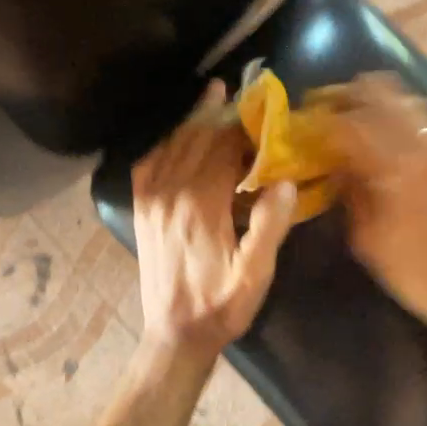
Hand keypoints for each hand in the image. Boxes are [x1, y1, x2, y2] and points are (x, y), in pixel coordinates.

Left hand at [133, 80, 295, 357]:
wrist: (174, 337)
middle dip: (219, 114)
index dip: (244, 128)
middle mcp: (170, 195)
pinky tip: (176, 138)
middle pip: (196, 141)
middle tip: (238, 89)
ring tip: (210, 94)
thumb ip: (269, 228)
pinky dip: (165, 145)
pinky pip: (149, 165)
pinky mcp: (142, 213)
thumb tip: (284, 182)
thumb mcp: (254, 277)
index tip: (264, 111)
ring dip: (192, 121)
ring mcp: (151, 203)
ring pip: (171, 147)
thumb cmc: (221, 309)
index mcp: (200, 207)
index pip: (223, 151)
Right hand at [333, 73, 426, 333]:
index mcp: (395, 172)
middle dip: (361, 95)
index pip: (354, 129)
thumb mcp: (369, 243)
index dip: (330, 118)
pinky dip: (418, 127)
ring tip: (375, 103)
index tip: (314, 116)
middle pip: (389, 105)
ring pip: (420, 112)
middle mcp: (426, 154)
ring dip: (393, 103)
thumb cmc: (415, 277)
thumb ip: (353, 198)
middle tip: (342, 94)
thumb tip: (340, 170)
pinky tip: (409, 138)